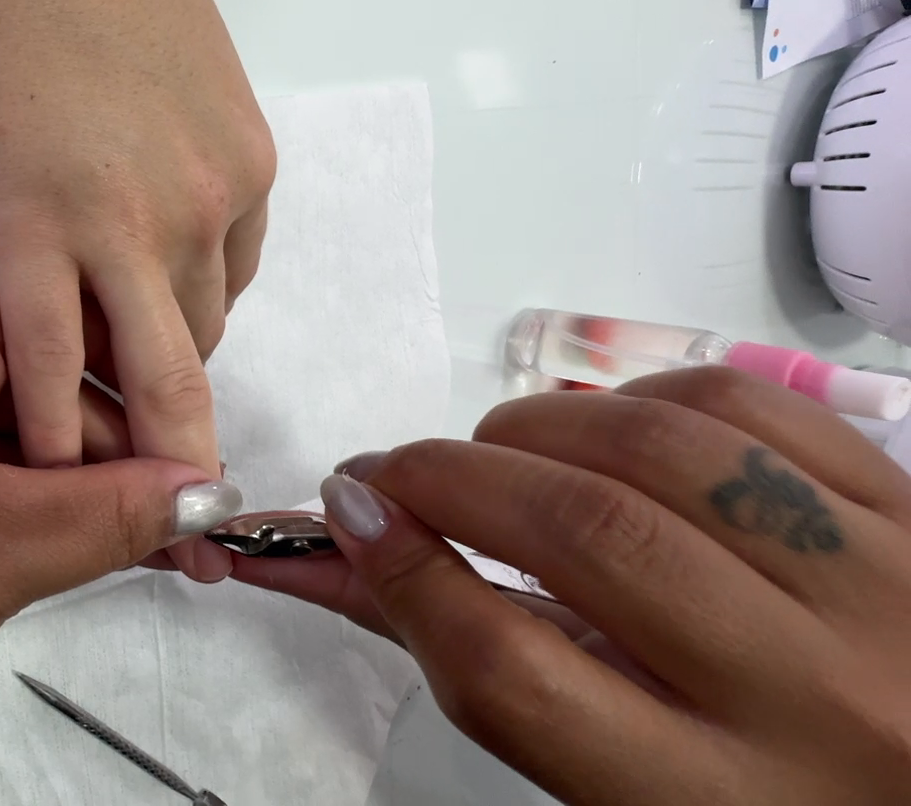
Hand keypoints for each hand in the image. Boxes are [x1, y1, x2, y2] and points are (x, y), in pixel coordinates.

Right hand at [0, 0, 274, 585]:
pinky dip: (53, 416)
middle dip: (175, 406)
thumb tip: (160, 186)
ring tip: (113, 494)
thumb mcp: (180, 56)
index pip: (229, 281)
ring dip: (131, 436)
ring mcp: (127, 225)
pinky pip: (53, 350)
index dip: (186, 328)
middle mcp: (206, 208)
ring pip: (146, 365)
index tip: (154, 353)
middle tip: (159, 463)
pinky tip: (44, 461)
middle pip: (197, 337)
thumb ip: (187, 141)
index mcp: (244, 164)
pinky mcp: (37, 228)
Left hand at [0, 266, 240, 727]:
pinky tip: (114, 543)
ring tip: (174, 546)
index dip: (130, 354)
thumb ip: (114, 515)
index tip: (199, 416)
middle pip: (44, 374)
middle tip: (199, 509)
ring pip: (26, 428)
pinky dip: (51, 501)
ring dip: (93, 484)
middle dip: (122, 446)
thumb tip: (212, 492)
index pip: (48, 308)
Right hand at [230, 367, 910, 803]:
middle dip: (437, 478)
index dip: (398, 571)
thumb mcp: (595, 768)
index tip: (343, 512)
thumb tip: (311, 551)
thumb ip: (444, 646)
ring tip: (493, 458)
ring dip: (525, 428)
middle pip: (578, 532)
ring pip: (655, 446)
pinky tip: (604, 437)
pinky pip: (743, 403)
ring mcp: (897, 592)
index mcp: (725, 803)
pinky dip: (630, 397)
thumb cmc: (737, 794)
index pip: (508, 669)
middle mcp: (833, 701)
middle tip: (384, 478)